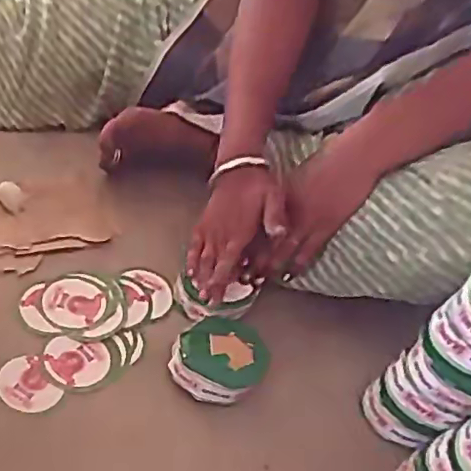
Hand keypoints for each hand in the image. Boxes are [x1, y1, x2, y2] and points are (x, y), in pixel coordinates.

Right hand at [187, 165, 288, 302]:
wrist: (238, 168)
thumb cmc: (258, 185)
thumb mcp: (274, 197)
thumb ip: (275, 218)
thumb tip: (280, 235)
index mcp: (237, 234)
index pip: (226, 265)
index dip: (221, 283)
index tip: (217, 297)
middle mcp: (220, 236)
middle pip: (212, 268)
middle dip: (210, 286)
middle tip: (208, 303)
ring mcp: (209, 231)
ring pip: (202, 260)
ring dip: (200, 278)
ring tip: (198, 293)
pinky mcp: (203, 225)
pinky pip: (194, 246)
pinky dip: (191, 260)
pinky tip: (190, 273)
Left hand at [255, 136, 383, 280]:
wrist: (357, 156)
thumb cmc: (331, 159)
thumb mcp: (299, 175)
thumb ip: (287, 195)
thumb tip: (278, 210)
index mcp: (282, 199)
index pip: (260, 227)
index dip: (249, 243)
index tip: (239, 257)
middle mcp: (290, 213)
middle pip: (268, 242)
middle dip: (255, 261)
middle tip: (244, 276)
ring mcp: (308, 222)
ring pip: (284, 250)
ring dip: (272, 267)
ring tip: (261, 281)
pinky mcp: (326, 227)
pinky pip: (308, 252)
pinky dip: (298, 265)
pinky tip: (290, 276)